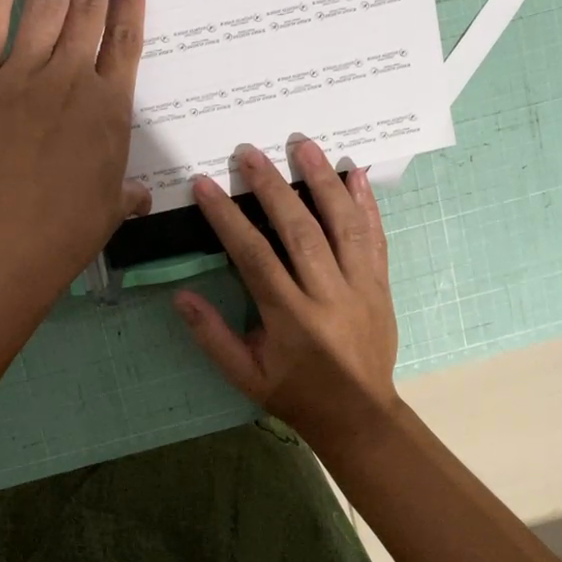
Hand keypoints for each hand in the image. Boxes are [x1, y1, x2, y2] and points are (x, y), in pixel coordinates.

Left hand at [0, 0, 147, 298]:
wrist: (0, 245)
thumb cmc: (63, 234)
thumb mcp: (109, 210)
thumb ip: (125, 193)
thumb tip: (140, 196)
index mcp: (110, 109)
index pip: (126, 40)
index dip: (130, 1)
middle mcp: (72, 79)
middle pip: (89, 10)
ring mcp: (22, 75)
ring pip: (46, 7)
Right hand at [174, 141, 399, 440]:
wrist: (361, 417)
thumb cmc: (295, 393)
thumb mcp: (244, 374)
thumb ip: (212, 335)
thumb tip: (180, 295)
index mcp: (291, 318)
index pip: (255, 257)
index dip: (228, 218)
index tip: (206, 185)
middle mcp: (329, 295)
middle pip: (300, 231)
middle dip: (272, 187)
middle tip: (250, 152)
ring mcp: (361, 287)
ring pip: (343, 225)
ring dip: (323, 181)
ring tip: (304, 144)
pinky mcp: (381, 284)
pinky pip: (375, 238)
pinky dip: (366, 203)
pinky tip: (355, 173)